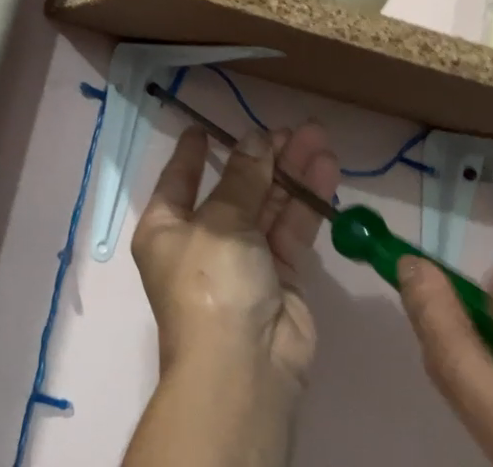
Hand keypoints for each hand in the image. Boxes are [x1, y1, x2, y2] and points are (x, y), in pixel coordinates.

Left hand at [131, 124, 341, 387]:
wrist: (243, 367)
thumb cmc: (211, 284)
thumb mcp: (219, 222)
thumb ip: (242, 179)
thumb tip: (255, 138)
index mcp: (166, 227)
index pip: (179, 180)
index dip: (193, 153)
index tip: (205, 126)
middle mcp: (202, 239)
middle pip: (233, 188)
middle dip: (262, 157)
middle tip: (291, 126)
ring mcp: (242, 258)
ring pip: (268, 204)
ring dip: (291, 172)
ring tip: (317, 136)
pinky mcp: (281, 276)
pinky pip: (292, 228)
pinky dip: (307, 200)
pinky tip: (325, 169)